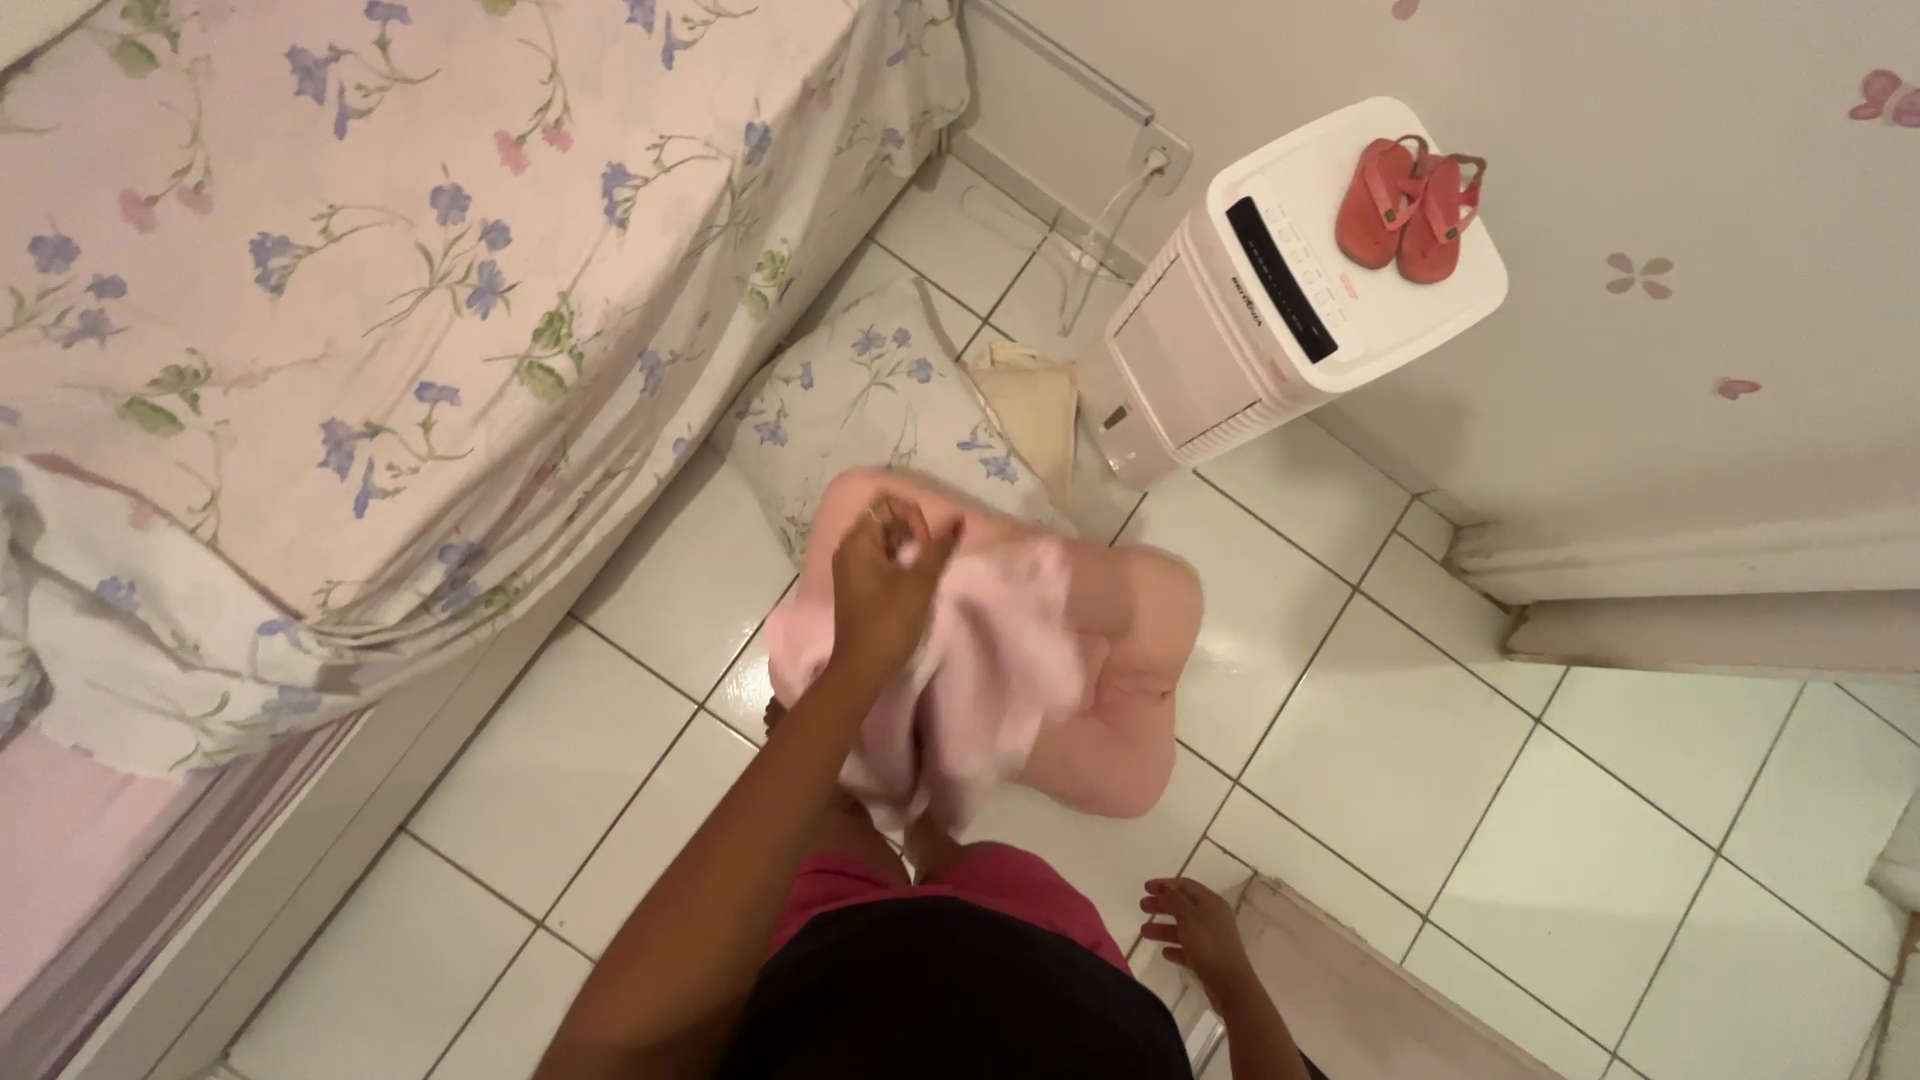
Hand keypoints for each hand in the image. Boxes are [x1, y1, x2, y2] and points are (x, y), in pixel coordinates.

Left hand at [826, 495, 961, 688]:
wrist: (863, 668)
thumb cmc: (890, 622)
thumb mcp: (920, 583)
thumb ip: (939, 547)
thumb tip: (958, 518)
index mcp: (857, 541)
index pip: (886, 503)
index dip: (912, 516)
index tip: (924, 545)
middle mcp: (848, 548)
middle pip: (884, 518)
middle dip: (912, 531)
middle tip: (926, 559)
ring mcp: (850, 567)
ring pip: (884, 539)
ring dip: (908, 548)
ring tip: (921, 572)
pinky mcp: (857, 583)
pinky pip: (879, 558)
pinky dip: (898, 562)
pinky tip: (911, 583)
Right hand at [1139, 878, 1258, 1008]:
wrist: (1231, 986)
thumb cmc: (1208, 945)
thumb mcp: (1188, 917)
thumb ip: (1173, 899)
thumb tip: (1162, 886)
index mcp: (1210, 902)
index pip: (1185, 885)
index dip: (1164, 884)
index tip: (1145, 888)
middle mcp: (1212, 917)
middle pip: (1182, 906)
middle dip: (1161, 905)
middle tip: (1142, 907)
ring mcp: (1211, 939)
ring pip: (1183, 928)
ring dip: (1163, 928)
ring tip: (1144, 932)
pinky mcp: (1208, 959)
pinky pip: (1188, 949)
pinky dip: (1175, 948)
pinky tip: (1164, 953)